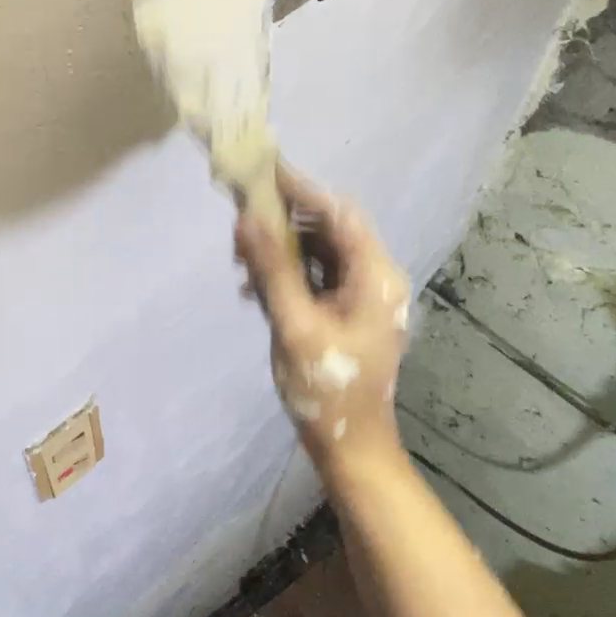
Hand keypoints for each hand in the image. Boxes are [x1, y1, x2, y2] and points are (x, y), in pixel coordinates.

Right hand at [235, 168, 410, 462]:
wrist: (352, 447)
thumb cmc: (328, 388)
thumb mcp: (295, 325)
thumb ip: (272, 268)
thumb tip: (247, 218)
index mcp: (374, 276)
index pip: (337, 212)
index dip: (300, 188)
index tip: (260, 169)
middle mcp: (375, 277)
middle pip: (329, 227)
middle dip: (284, 217)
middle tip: (240, 217)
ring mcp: (363, 294)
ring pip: (320, 249)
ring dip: (281, 245)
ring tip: (241, 256)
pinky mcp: (348, 310)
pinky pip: (317, 273)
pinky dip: (287, 270)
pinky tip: (254, 284)